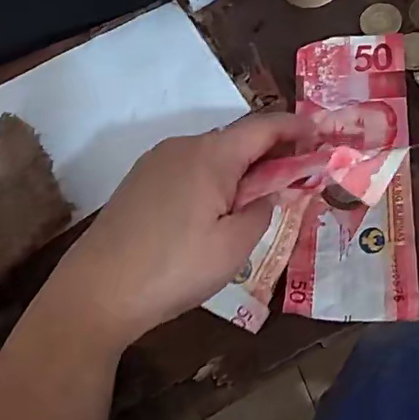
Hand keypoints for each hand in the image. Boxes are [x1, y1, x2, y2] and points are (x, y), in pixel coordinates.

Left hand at [40, 111, 311, 350]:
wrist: (95, 292)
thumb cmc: (174, 269)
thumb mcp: (234, 246)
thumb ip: (262, 210)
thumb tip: (267, 193)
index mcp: (211, 155)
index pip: (264, 126)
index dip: (297, 128)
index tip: (323, 136)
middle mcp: (183, 146)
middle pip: (238, 139)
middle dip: (271, 154)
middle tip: (295, 181)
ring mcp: (156, 162)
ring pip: (213, 155)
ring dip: (242, 169)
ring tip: (256, 204)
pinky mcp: (140, 181)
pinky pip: (190, 168)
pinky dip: (214, 179)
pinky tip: (215, 213)